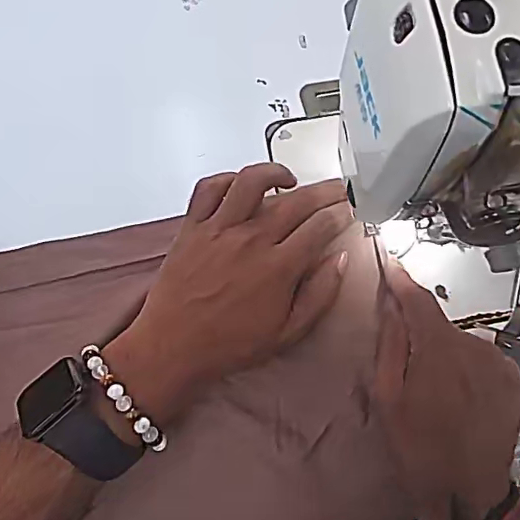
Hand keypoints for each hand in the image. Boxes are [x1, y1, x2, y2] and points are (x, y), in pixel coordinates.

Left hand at [104, 164, 353, 421]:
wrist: (173, 347)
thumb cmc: (227, 344)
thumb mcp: (287, 333)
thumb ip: (319, 296)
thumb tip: (339, 262)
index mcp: (278, 268)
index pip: (320, 226)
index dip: (340, 214)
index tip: (347, 212)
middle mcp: (250, 241)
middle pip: (297, 201)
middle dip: (325, 191)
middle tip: (336, 190)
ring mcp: (219, 230)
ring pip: (252, 181)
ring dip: (276, 172)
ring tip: (290, 180)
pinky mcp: (193, 227)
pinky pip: (209, 188)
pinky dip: (227, 178)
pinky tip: (240, 185)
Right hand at [372, 255, 519, 519]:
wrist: (467, 492)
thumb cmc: (422, 451)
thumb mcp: (387, 398)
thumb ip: (389, 344)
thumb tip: (390, 308)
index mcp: (438, 350)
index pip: (418, 298)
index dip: (401, 279)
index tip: (391, 264)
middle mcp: (474, 349)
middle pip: (440, 322)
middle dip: (421, 333)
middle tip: (408, 370)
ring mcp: (498, 364)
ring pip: (461, 341)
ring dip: (446, 354)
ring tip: (437, 394)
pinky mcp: (513, 379)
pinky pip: (483, 358)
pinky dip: (468, 368)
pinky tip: (459, 398)